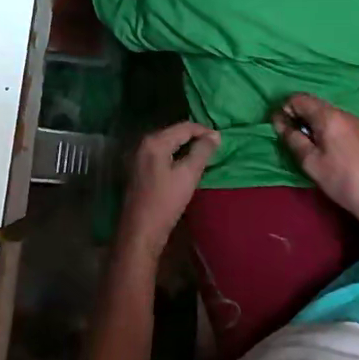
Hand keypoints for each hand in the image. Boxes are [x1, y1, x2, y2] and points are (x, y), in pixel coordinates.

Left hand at [116, 121, 218, 255]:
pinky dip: (175, 155)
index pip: (184, 127)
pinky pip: (161, 154)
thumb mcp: (188, 175)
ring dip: (185, 146)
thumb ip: (202, 151)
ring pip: (167, 144)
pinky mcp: (138, 169)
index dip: (204, 130)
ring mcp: (138, 157)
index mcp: (154, 142)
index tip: (220, 139)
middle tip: (213, 146)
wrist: (140, 232)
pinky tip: (185, 165)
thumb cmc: (165, 202)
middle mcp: (143, 144)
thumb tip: (215, 135)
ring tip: (203, 154)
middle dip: (194, 137)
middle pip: (174, 133)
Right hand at [271, 93, 358, 233]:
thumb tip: (279, 121)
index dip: (285, 110)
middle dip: (298, 117)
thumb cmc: (343, 181)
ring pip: (326, 114)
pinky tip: (327, 150)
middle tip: (291, 140)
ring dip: (312, 124)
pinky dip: (326, 130)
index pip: (299, 98)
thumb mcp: (311, 163)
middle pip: (314, 104)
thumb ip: (293, 139)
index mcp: (329, 116)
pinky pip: (338, 123)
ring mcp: (356, 122)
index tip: (280, 129)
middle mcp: (343, 113)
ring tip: (308, 148)